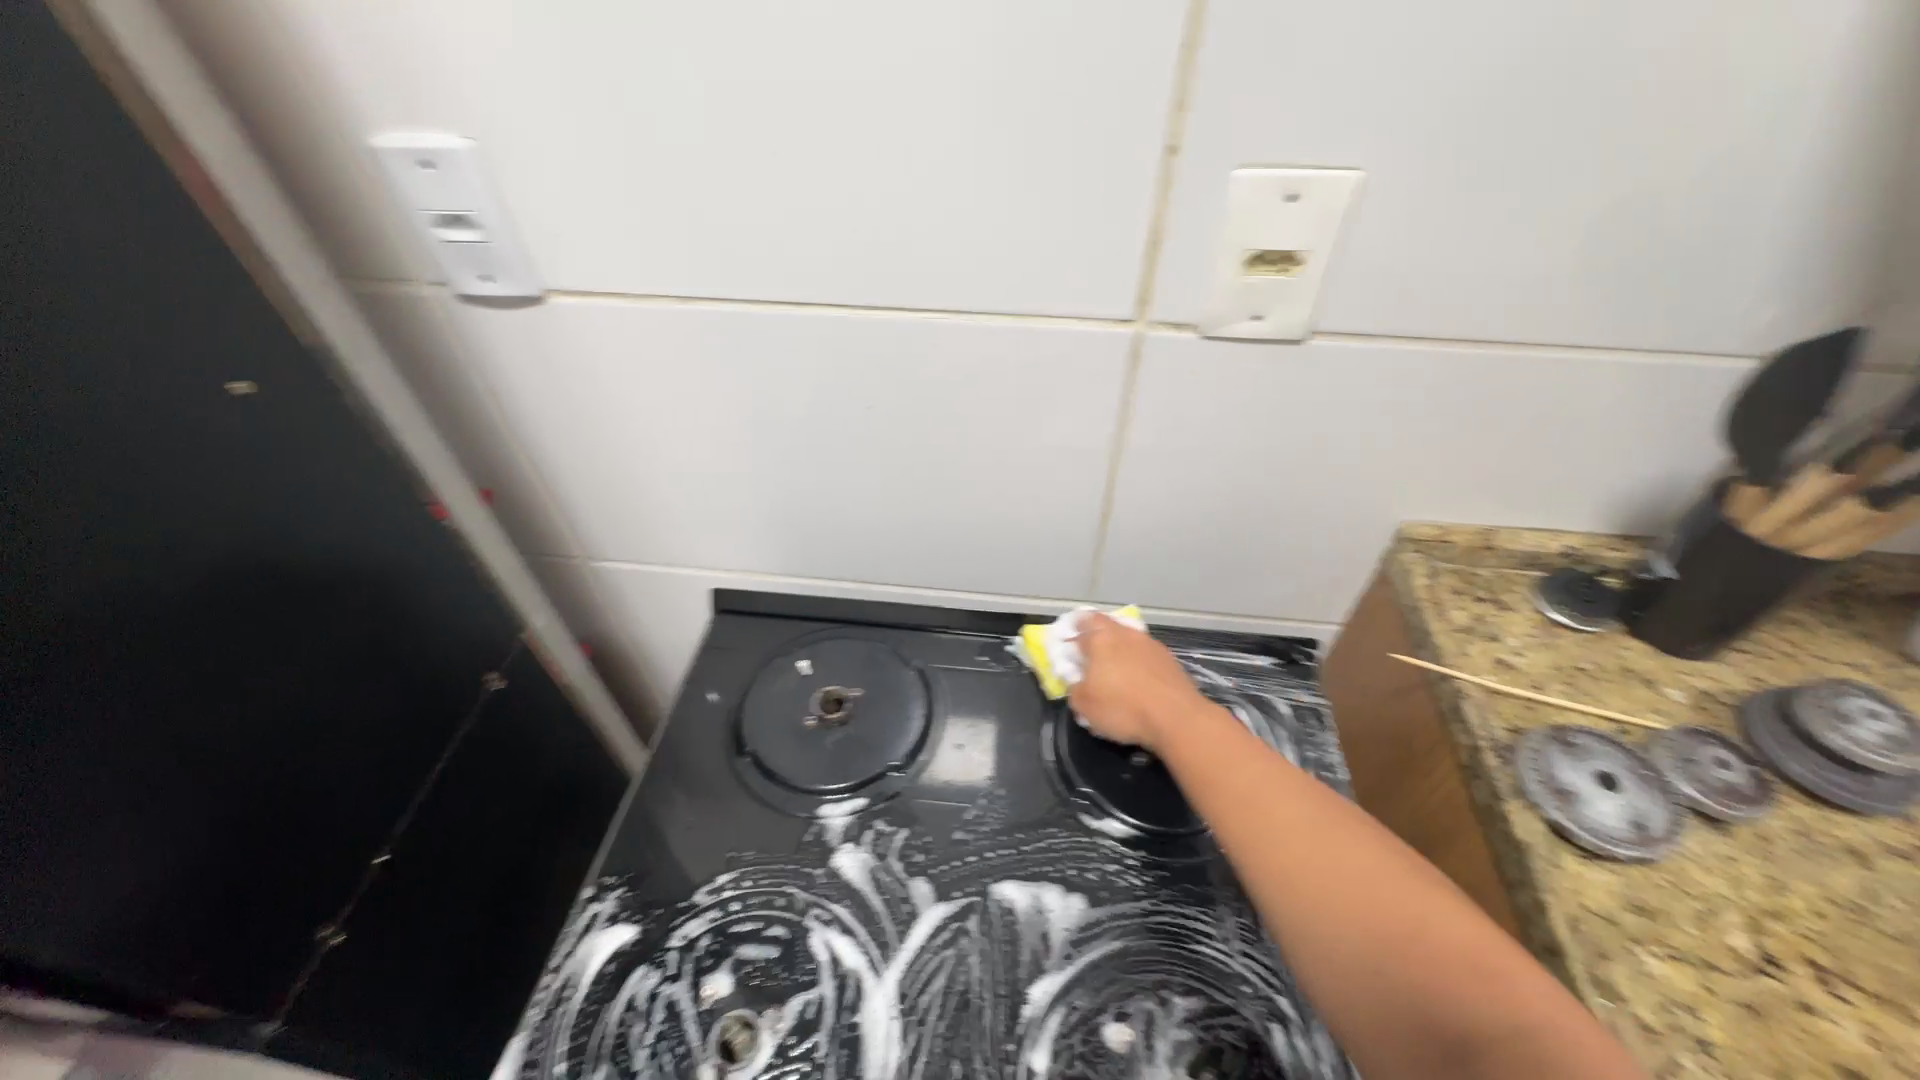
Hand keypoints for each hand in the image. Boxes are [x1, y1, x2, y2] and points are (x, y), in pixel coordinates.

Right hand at [1067, 614, 1213, 750]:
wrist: (1176, 718)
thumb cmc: (1122, 708)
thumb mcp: (1083, 705)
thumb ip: (1074, 687)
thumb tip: (1077, 680)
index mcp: (1099, 639)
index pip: (1079, 625)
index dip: (1071, 635)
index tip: (1067, 647)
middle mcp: (1125, 633)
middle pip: (1104, 624)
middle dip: (1094, 634)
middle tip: (1088, 652)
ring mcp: (1149, 643)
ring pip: (1127, 637)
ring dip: (1118, 648)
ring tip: (1114, 669)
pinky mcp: (1168, 658)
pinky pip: (1144, 653)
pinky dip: (1137, 661)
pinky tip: (1137, 680)